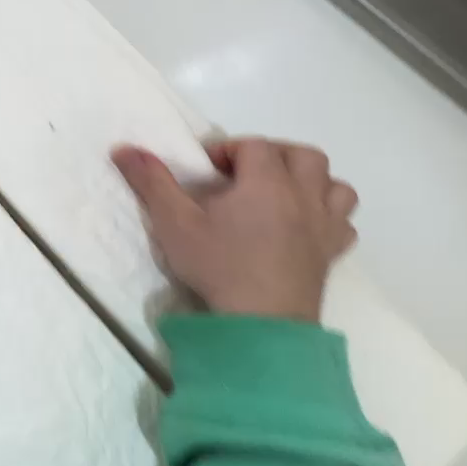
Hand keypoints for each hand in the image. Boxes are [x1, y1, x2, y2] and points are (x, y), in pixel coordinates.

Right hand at [112, 138, 359, 321]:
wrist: (261, 319)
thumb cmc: (217, 263)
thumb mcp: (172, 220)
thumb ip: (150, 180)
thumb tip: (123, 147)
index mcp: (267, 184)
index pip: (255, 145)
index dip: (227, 149)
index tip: (204, 172)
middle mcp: (304, 197)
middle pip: (304, 156)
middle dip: (272, 155)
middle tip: (241, 174)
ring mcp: (325, 226)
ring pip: (335, 185)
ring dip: (308, 181)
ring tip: (276, 194)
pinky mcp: (333, 252)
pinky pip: (343, 219)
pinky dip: (325, 213)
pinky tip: (299, 224)